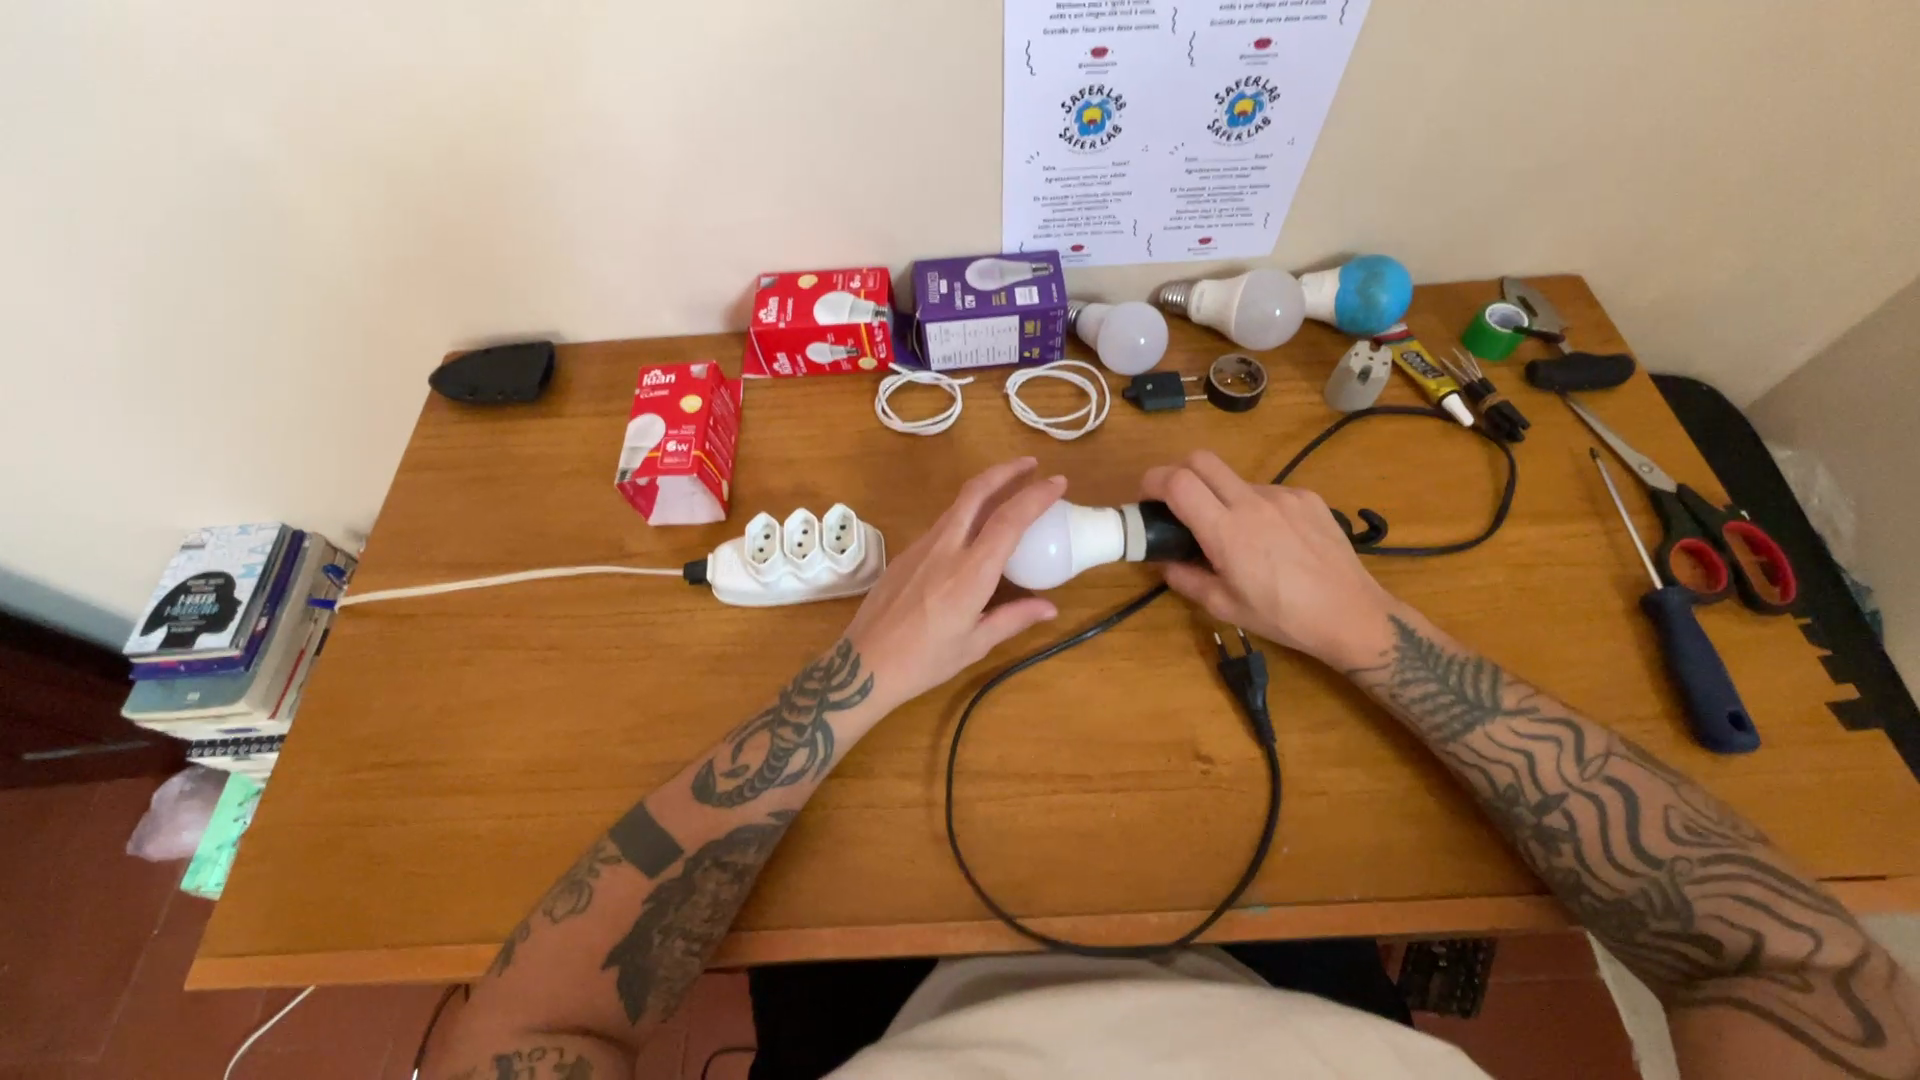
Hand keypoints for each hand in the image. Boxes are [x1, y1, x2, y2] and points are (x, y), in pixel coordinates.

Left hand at [843, 458, 1064, 712]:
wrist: (864, 664)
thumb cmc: (924, 661)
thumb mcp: (975, 644)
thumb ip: (1014, 618)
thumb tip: (1050, 607)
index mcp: (970, 573)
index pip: (1009, 520)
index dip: (1036, 495)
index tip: (1058, 482)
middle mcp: (945, 548)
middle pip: (976, 491)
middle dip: (1006, 471)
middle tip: (1031, 465)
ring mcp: (921, 547)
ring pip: (957, 505)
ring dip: (985, 489)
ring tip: (1007, 491)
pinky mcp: (905, 554)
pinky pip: (942, 524)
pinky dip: (965, 514)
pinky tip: (974, 530)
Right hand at [1142, 450, 1398, 667]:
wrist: (1351, 614)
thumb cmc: (1283, 617)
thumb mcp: (1224, 607)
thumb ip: (1185, 578)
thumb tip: (1164, 560)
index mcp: (1227, 532)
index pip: (1178, 482)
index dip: (1153, 482)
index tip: (1145, 498)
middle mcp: (1252, 503)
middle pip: (1201, 459)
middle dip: (1177, 472)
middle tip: (1174, 501)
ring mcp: (1283, 496)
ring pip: (1234, 479)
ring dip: (1218, 495)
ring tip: (1231, 533)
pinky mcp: (1307, 497)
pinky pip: (1266, 492)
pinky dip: (1253, 506)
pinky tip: (1268, 538)